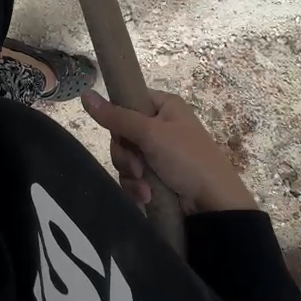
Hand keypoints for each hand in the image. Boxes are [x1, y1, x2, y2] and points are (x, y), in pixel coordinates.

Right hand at [81, 88, 257, 214]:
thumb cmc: (187, 159)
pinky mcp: (159, 176)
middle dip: (125, 154)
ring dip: (131, 173)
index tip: (119, 133)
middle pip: (122, 132)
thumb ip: (115, 116)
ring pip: (126, 156)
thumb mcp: (150, 133)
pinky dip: (137, 187)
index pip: (128, 101)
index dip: (118, 117)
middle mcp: (161, 126)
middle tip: (136, 167)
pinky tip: (146, 197)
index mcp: (165, 106)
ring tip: (144, 187)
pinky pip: (134, 176)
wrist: (216, 206)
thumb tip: (84, 94)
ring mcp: (160, 153)